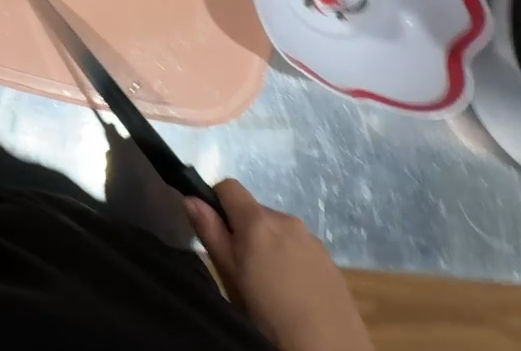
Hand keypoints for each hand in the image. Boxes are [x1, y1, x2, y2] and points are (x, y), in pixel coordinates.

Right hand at [185, 180, 371, 350]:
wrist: (330, 350)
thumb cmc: (269, 316)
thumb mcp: (230, 278)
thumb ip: (211, 234)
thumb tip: (190, 197)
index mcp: (258, 221)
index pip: (228, 186)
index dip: (215, 202)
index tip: (214, 232)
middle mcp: (286, 219)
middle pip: (253, 210)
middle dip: (242, 230)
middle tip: (241, 269)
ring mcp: (312, 238)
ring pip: (276, 229)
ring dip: (267, 245)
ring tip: (268, 285)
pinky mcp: (329, 258)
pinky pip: (298, 245)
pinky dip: (288, 258)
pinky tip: (292, 291)